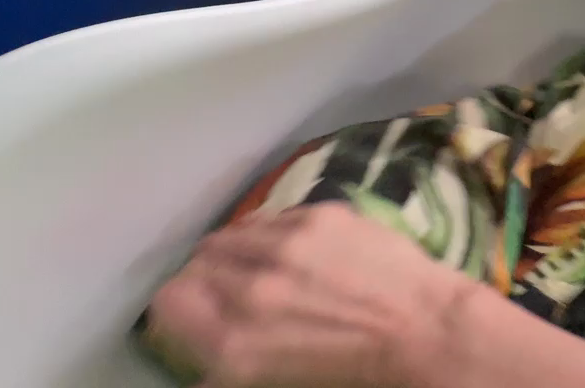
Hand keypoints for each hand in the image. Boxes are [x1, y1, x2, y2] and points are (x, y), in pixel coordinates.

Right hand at [145, 202, 472, 387]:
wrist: (418, 327)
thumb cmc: (346, 369)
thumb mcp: (265, 379)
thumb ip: (221, 362)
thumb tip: (199, 351)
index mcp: (230, 343)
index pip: (166, 303)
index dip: (179, 306)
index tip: (196, 309)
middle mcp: (250, 287)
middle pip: (197, 261)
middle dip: (208, 274)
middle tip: (232, 286)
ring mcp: (287, 243)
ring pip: (234, 231)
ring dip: (239, 247)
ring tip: (261, 261)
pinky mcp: (321, 214)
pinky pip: (275, 215)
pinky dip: (274, 230)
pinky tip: (295, 246)